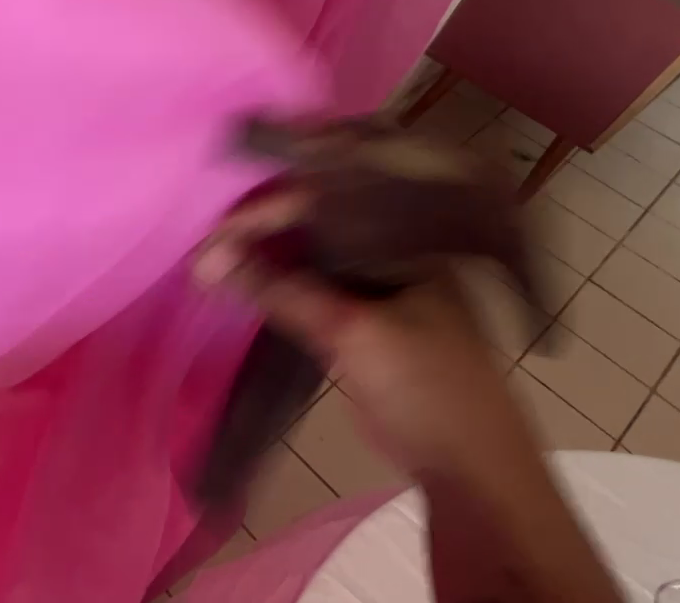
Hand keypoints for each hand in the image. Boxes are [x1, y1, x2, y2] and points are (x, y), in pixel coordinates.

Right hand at [197, 219, 543, 483]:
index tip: (222, 228)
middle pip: (313, 230)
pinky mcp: (358, 326)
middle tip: (211, 238)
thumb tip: (208, 260)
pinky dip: (275, 288)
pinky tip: (242, 283)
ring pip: (306, 262)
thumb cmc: (426, 388)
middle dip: (260, 231)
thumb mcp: (352, 331)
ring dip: (263, 260)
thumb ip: (281, 290)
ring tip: (216, 257)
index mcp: (405, 247)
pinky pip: (307, 292)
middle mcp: (390, 260)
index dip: (270, 212)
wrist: (470, 473)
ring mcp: (376, 294)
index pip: (326, 207)